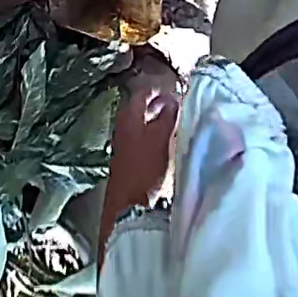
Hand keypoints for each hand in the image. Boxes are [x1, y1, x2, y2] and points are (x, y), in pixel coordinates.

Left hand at [108, 83, 177, 199]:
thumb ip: (168, 116)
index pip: (142, 93)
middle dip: (157, 103)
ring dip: (155, 118)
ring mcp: (122, 142)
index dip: (158, 89)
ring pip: (139, 121)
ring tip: (173, 121)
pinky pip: (139, 136)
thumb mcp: (161, 138)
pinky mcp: (125, 157)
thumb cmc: (144, 167)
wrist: (127, 206)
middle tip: (175, 104)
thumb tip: (173, 99)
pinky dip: (151, 132)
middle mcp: (122, 125)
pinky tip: (163, 140)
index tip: (174, 91)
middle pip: (139, 106)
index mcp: (128, 116)